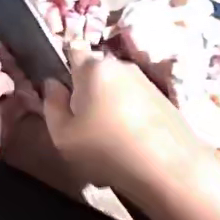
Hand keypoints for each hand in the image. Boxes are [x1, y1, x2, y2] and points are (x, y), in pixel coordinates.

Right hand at [39, 45, 213, 196]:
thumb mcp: (63, 135)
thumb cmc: (106, 149)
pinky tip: (128, 146)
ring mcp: (145, 81)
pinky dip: (128, 119)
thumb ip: (51, 105)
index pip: (72, 51)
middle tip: (82, 127)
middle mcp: (121, 65)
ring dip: (108, 109)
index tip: (62, 98)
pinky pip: (134, 104)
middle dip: (87, 94)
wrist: (168, 168)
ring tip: (107, 142)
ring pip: (115, 91)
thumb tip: (52, 84)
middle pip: (94, 74)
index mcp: (93, 66)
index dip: (64, 71)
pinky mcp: (163, 99)